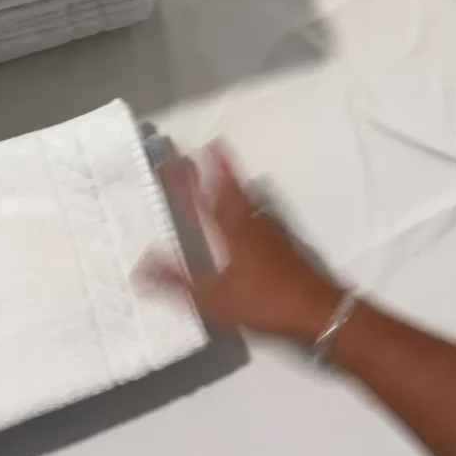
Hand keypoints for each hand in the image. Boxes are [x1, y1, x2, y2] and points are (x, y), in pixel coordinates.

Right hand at [136, 143, 345, 342]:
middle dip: (221, 166)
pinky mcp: (287, 244)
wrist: (318, 312)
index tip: (177, 156)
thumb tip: (137, 266)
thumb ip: (174, 282)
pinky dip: (255, 202)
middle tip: (213, 143)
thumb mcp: (213, 299)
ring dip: (238, 181)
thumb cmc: (264, 303)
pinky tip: (258, 210)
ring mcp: (273, 232)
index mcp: (231, 233)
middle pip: (233, 189)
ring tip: (230, 168)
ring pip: (251, 199)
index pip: (203, 199)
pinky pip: (265, 213)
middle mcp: (252, 224)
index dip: (188, 178)